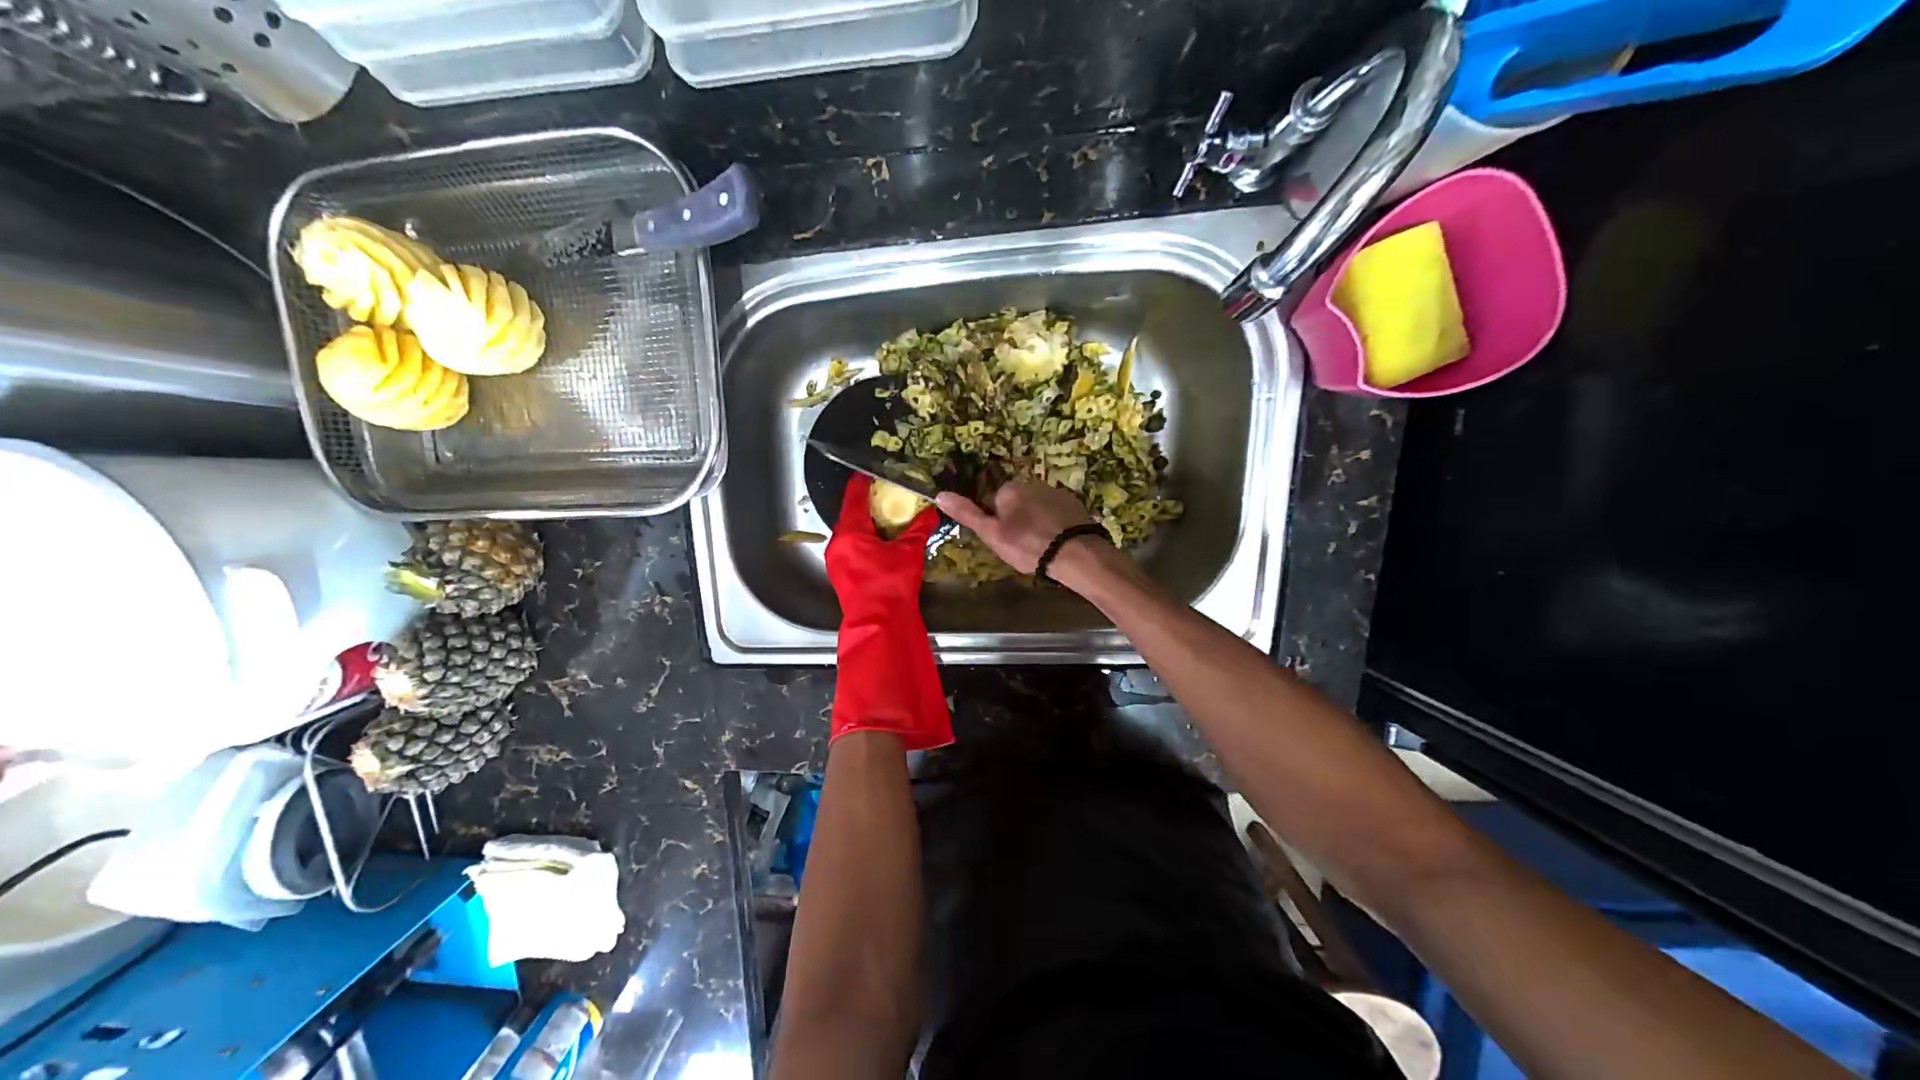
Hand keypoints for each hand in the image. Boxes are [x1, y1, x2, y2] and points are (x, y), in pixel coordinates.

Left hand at [826, 474, 941, 606]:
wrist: (879, 625)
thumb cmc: (891, 585)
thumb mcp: (909, 553)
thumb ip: (919, 529)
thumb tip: (932, 511)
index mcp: (850, 532)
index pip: (854, 496)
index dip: (863, 482)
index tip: (871, 473)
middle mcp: (837, 543)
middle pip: (849, 514)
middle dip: (866, 504)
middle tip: (884, 494)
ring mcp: (836, 560)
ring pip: (849, 532)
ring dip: (865, 524)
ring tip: (884, 517)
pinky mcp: (841, 574)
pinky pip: (850, 548)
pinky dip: (863, 540)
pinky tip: (880, 543)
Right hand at [935, 480, 1099, 574]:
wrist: (1076, 554)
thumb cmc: (1028, 546)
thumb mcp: (992, 534)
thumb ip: (967, 513)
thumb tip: (939, 494)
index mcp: (1009, 488)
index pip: (994, 500)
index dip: (997, 522)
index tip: (1004, 540)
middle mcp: (1032, 482)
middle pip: (1016, 501)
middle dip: (1017, 518)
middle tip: (1021, 545)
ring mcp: (1056, 491)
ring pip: (1037, 506)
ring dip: (1036, 520)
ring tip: (1041, 545)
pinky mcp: (1074, 503)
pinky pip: (1056, 511)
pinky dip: (1054, 523)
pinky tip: (1057, 541)